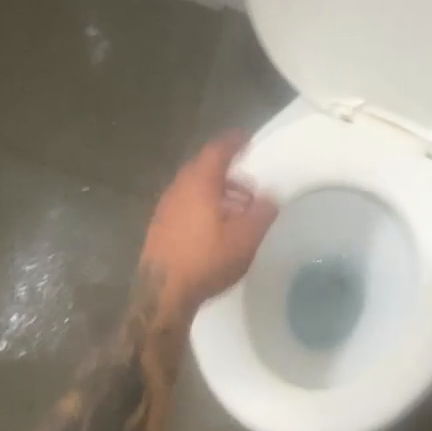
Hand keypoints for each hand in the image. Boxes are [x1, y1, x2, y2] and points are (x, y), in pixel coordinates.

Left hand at [139, 131, 278, 315]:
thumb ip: (262, 213)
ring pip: (195, 189)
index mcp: (200, 182)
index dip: (234, 142)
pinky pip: (187, 205)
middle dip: (229, 173)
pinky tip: (216, 228)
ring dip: (218, 193)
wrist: (163, 292)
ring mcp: (166, 207)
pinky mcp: (160, 227)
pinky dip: (204, 207)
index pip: (218, 150)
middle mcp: (179, 188)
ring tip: (238, 212)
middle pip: (205, 169)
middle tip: (250, 188)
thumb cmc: (207, 260)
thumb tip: (271, 197)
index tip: (247, 139)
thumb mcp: (246, 238)